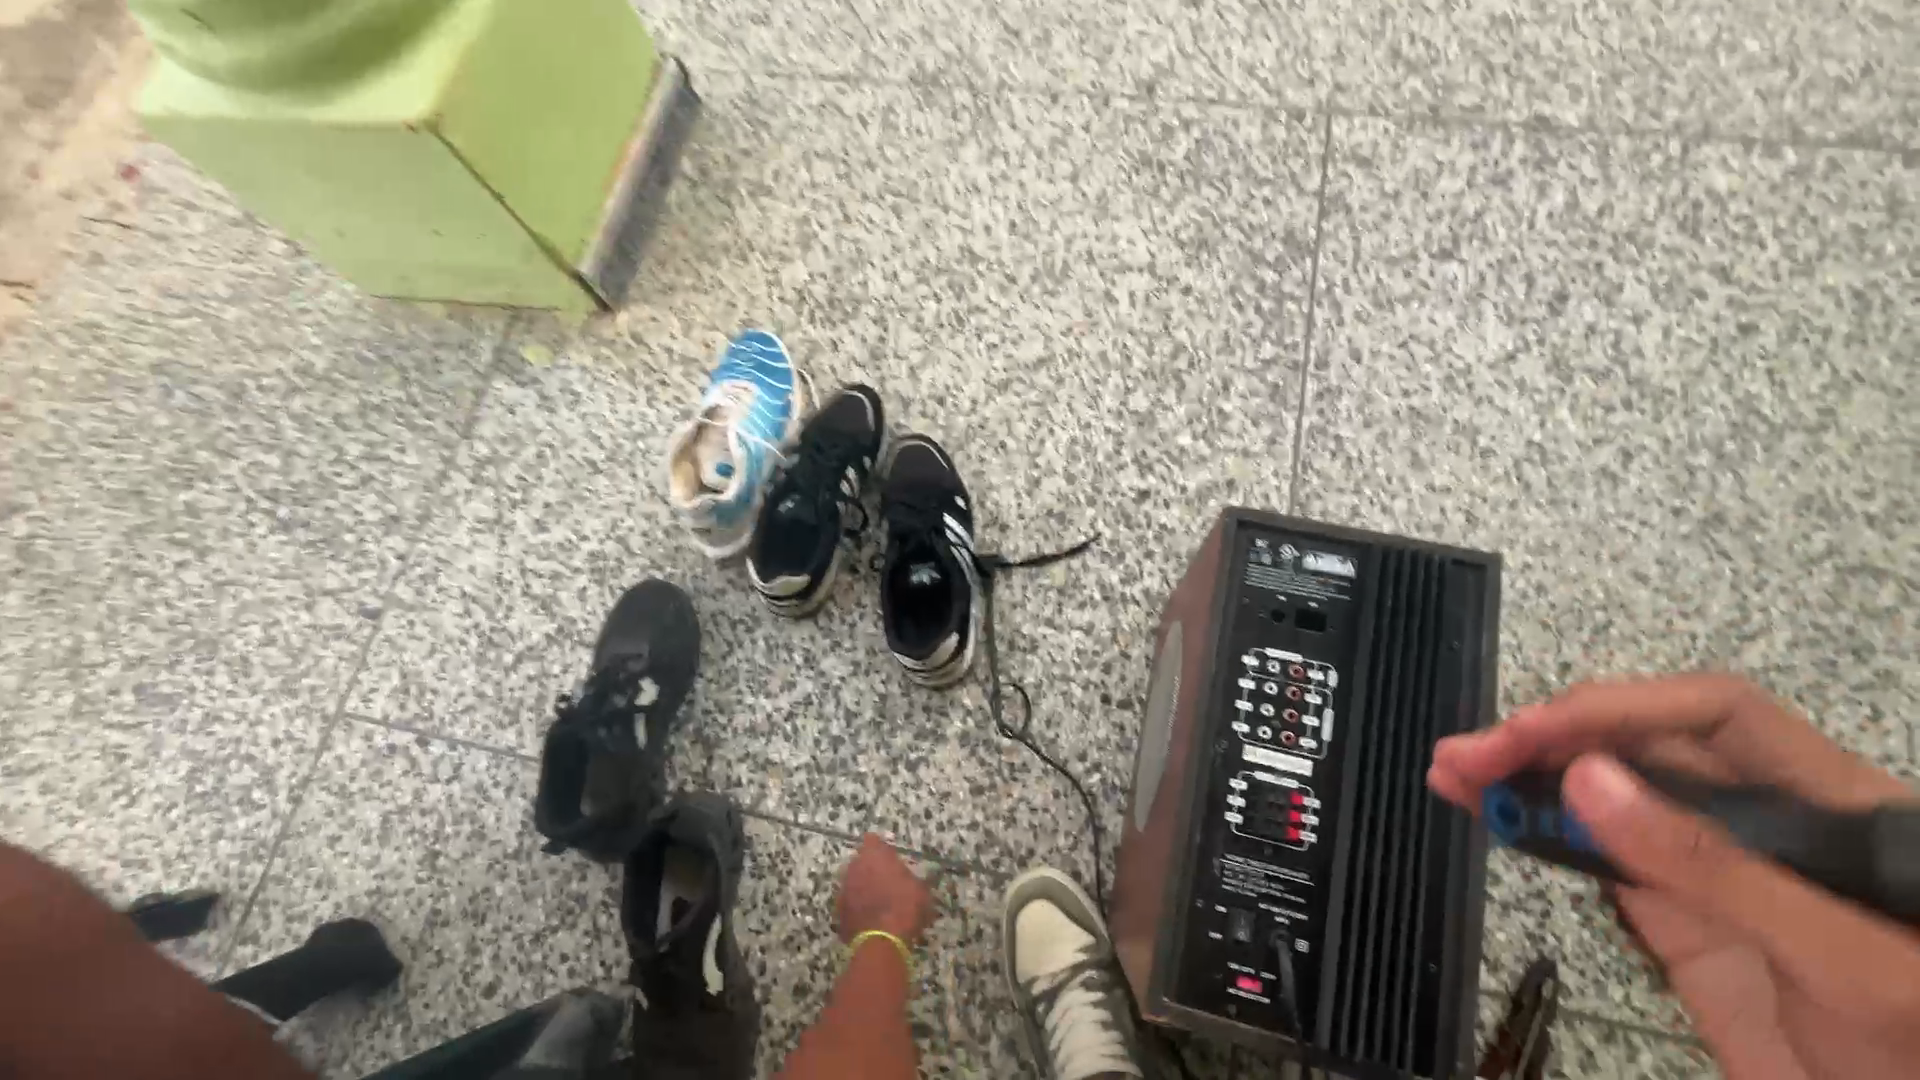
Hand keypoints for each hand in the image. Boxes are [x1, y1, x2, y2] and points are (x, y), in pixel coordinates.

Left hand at [836, 833, 934, 945]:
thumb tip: (917, 880)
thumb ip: (915, 879)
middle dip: (871, 868)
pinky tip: (870, 919)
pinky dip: (857, 908)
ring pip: (853, 882)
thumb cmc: (905, 907)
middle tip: (886, 881)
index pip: (872, 840)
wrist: (881, 941)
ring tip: (878, 902)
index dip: (881, 848)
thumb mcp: (921, 890)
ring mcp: (844, 889)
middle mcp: (854, 866)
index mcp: (874, 854)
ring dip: (862, 888)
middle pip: (860, 861)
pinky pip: (850, 904)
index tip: (889, 857)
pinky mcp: (838, 911)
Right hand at [1428, 674, 1919, 1079]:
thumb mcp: (1845, 967)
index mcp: (1831, 805)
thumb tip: (1585, 777)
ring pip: (1605, 795)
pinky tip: (1489, 812)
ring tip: (1451, 773)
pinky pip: (1594, 855)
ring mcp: (1715, 871)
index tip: (1529, 734)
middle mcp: (1764, 822)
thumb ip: (1715, 868)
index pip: (1712, 716)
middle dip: (1545, 738)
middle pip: (1641, 746)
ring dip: (1524, 775)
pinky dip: (1535, 827)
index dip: (1614, 709)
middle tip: (1462, 756)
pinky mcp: (1677, 918)